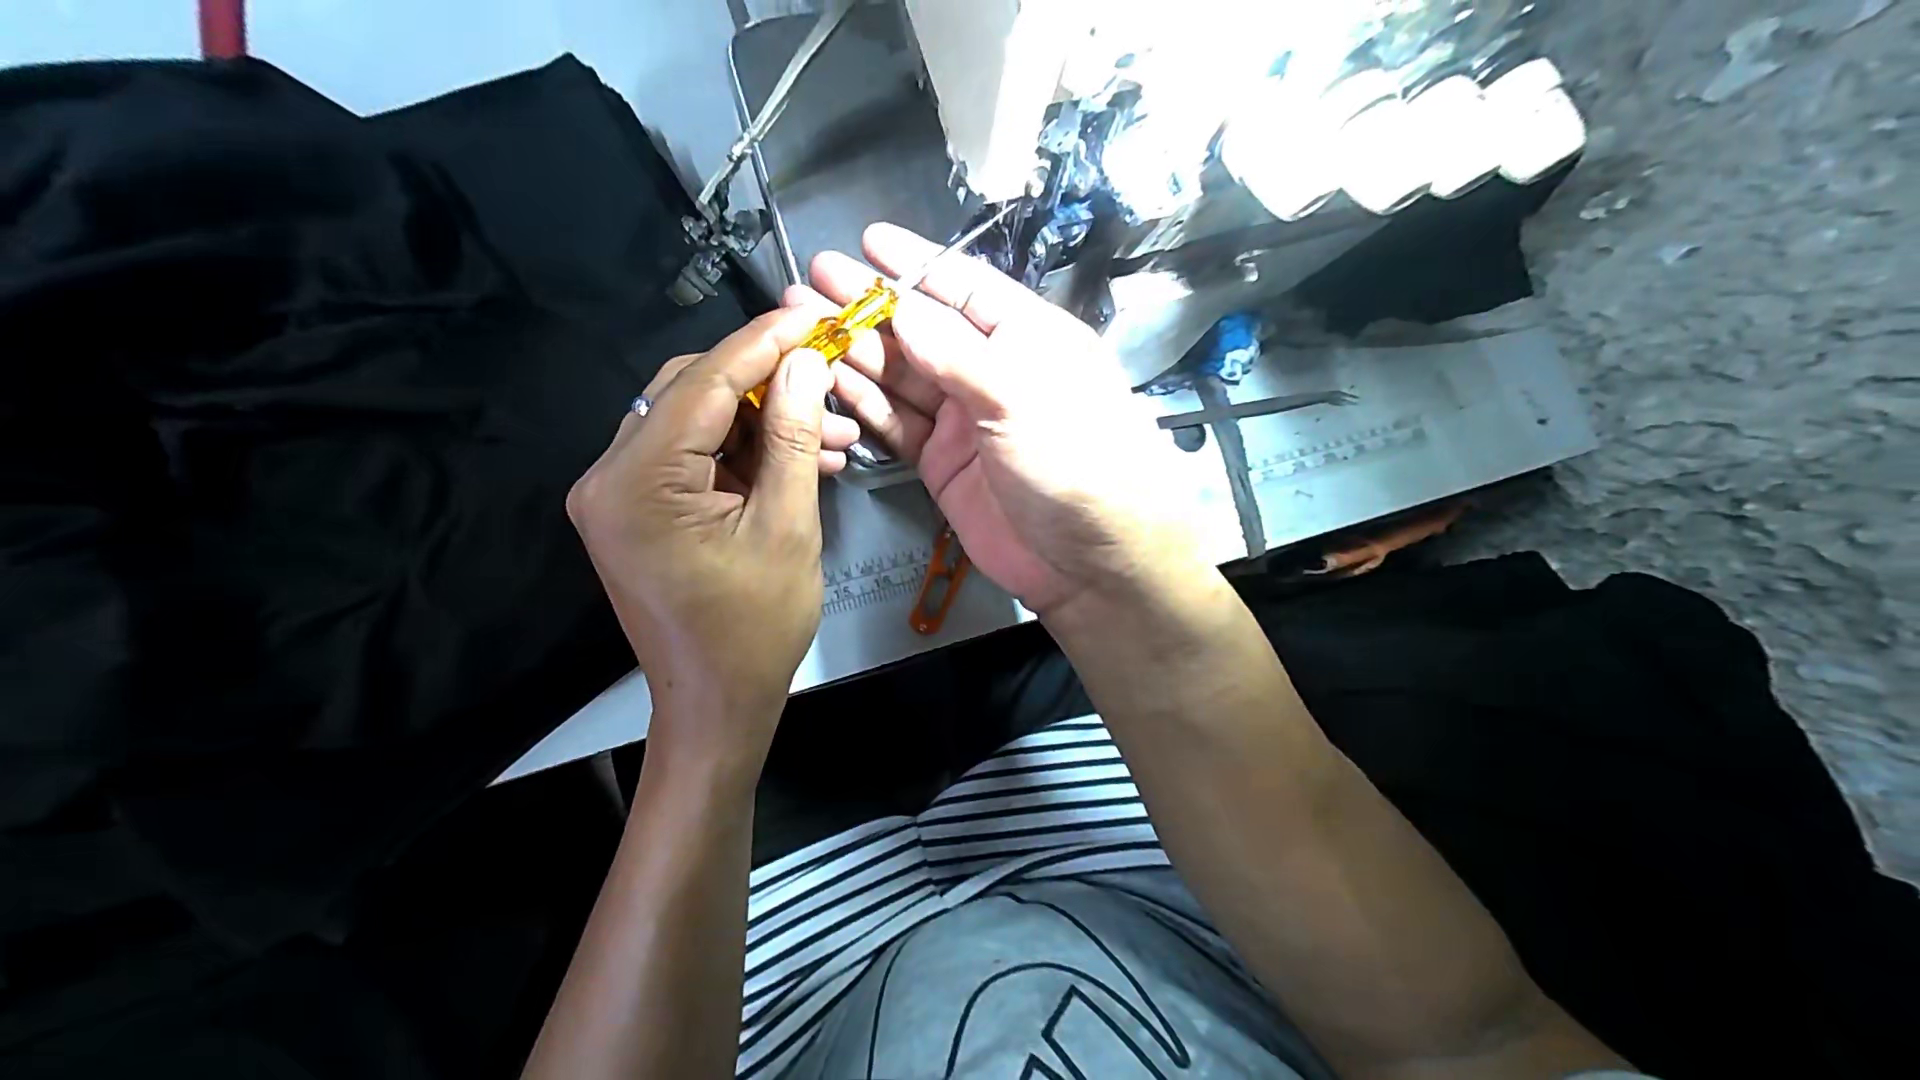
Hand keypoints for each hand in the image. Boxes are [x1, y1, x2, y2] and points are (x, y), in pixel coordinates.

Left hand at [566, 309, 861, 768]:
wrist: (717, 701)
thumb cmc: (757, 626)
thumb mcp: (787, 525)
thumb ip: (791, 435)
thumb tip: (804, 362)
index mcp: (637, 482)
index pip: (703, 384)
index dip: (763, 343)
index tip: (812, 317)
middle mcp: (608, 477)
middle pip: (690, 393)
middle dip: (764, 380)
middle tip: (825, 374)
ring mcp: (616, 494)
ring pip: (694, 422)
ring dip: (760, 420)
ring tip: (830, 431)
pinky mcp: (635, 510)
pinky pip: (691, 457)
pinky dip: (742, 453)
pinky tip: (797, 458)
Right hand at [794, 223, 1202, 615]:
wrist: (1091, 560)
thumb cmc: (1075, 463)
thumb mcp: (1020, 395)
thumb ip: (956, 354)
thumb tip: (901, 310)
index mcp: (1025, 338)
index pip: (963, 288)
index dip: (915, 264)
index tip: (867, 241)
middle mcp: (990, 372)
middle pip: (919, 330)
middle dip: (867, 306)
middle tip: (812, 283)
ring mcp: (963, 420)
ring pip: (901, 376)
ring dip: (855, 352)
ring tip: (804, 327)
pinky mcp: (942, 462)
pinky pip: (897, 424)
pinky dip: (866, 404)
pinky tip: (832, 381)